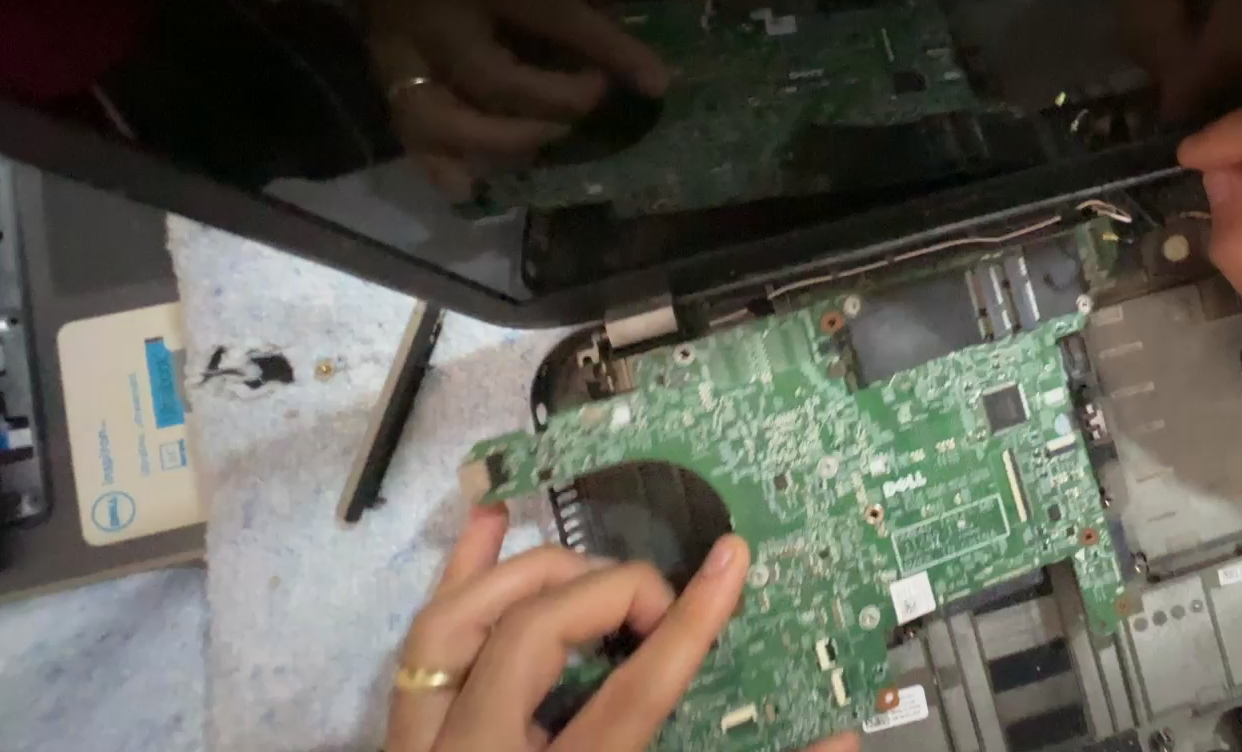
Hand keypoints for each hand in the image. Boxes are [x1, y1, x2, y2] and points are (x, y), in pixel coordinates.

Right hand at [363, 0, 704, 194]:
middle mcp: (445, 20)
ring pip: (443, 116)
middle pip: (499, 79)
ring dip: (505, 141)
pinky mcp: (384, 86)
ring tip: (549, 140)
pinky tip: (474, 187)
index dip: (613, 51)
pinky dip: (440, 167)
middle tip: (595, 100)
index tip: (660, 83)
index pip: (561, 18)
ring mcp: (404, 56)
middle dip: (556, 102)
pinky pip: (406, 136)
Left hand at [389, 505, 858, 751]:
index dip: (689, 623)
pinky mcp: (397, 746)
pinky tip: (494, 513)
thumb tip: (843, 735)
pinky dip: (457, 569)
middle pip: (533, 638)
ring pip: (454, 625)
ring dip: (529, 574)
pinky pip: (418, 639)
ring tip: (589, 568)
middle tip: (659, 608)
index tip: (735, 559)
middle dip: (611, 594)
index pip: (630, 697)